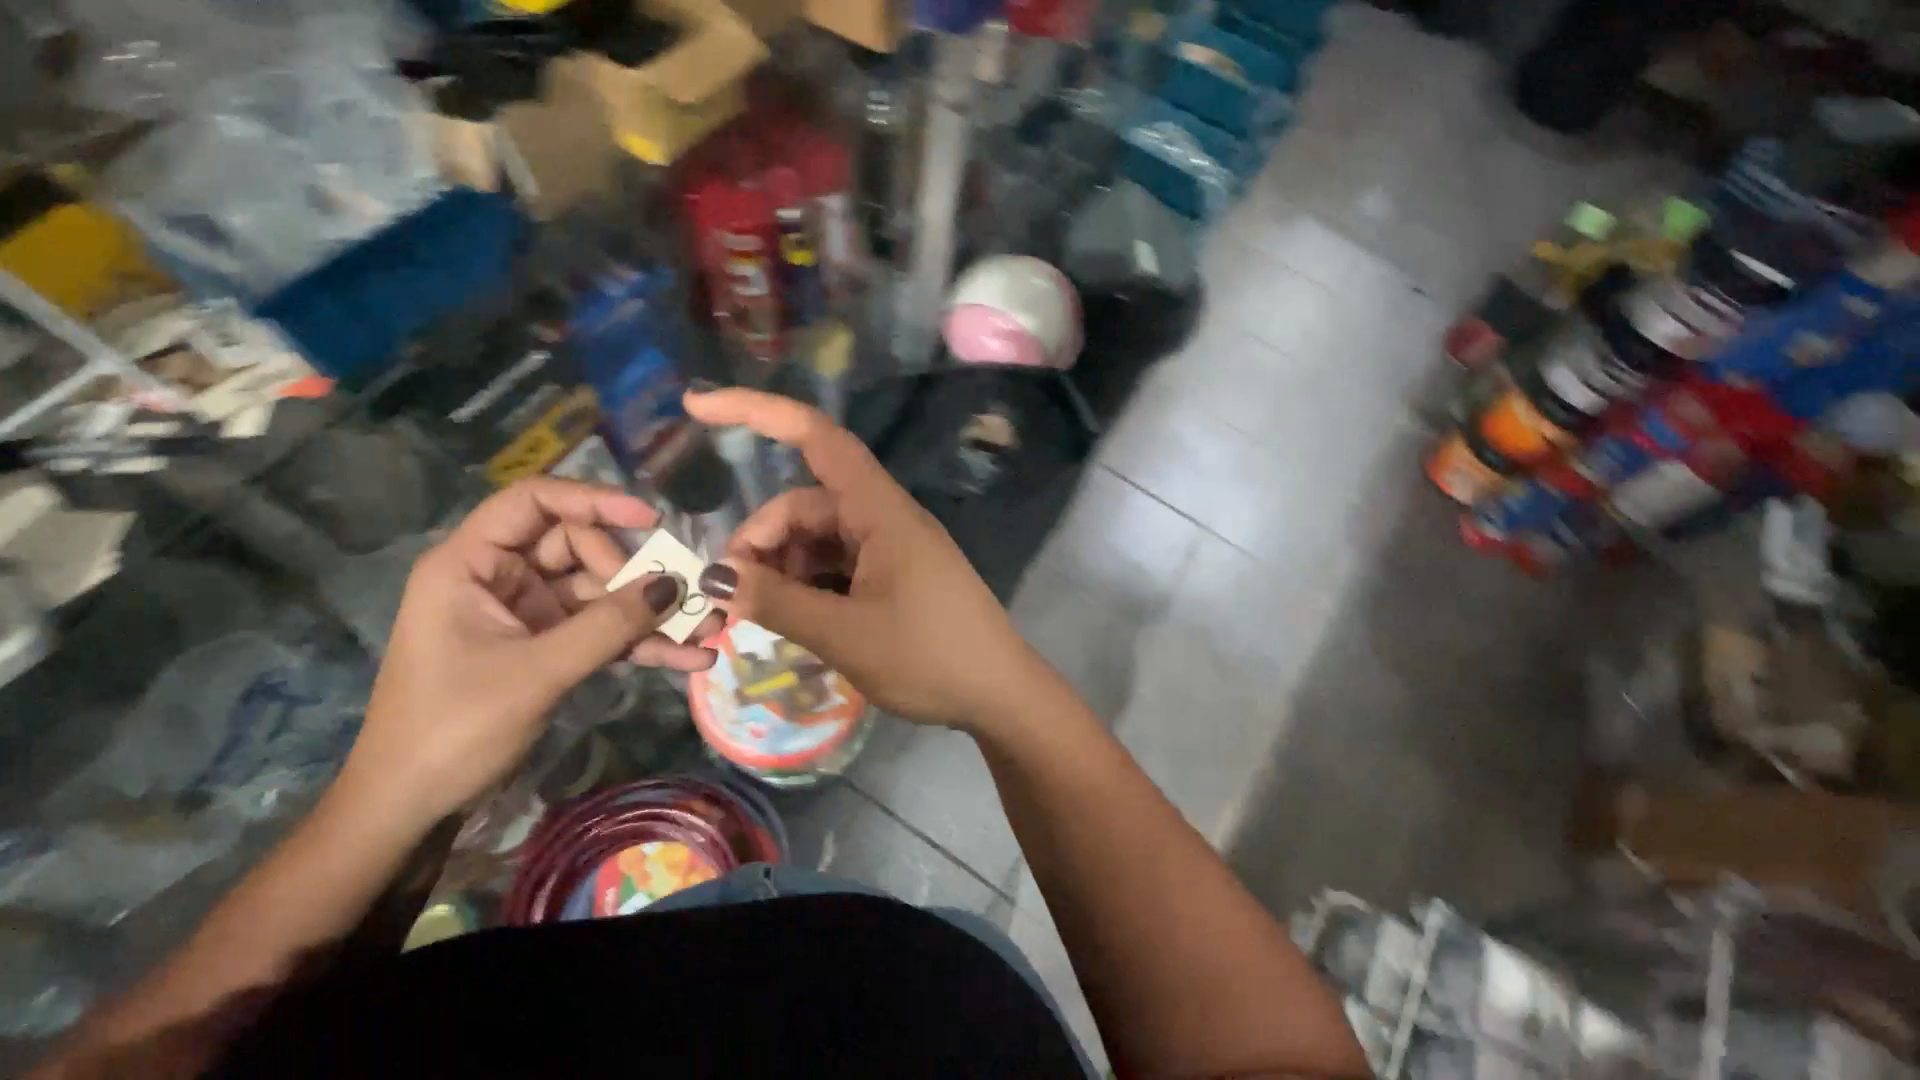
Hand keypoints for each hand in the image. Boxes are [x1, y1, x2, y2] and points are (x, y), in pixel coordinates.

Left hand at [336, 478, 721, 826]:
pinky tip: (686, 658)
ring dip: (648, 615)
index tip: (649, 519)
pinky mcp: (545, 650)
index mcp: (470, 565)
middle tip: (676, 603)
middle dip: (633, 574)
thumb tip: (673, 586)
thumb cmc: (452, 728)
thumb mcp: (535, 673)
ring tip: (707, 631)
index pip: (533, 502)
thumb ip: (607, 626)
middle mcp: (499, 580)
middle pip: (578, 549)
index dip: (592, 500)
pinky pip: (599, 633)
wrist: (410, 804)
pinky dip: (637, 644)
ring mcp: (525, 616)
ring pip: (598, 595)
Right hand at [684, 388, 1044, 729]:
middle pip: (805, 505)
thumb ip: (778, 602)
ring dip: (780, 569)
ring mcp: (889, 549)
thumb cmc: (930, 657)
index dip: (757, 411)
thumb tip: (716, 578)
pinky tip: (788, 620)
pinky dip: (806, 586)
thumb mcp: (846, 634)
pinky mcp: (893, 578)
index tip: (698, 407)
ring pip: (816, 540)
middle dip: (760, 541)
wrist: (999, 696)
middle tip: (730, 597)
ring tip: (755, 616)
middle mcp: (883, 519)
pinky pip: (836, 566)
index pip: (816, 437)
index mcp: (880, 511)